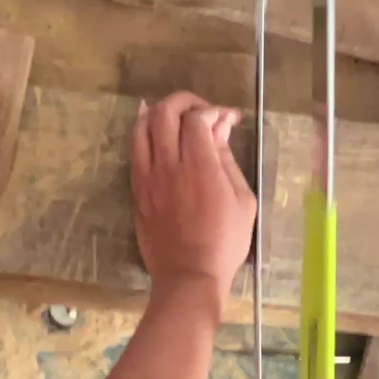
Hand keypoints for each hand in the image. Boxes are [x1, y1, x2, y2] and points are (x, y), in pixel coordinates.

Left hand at [130, 92, 257, 295]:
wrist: (188, 276)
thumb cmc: (225, 242)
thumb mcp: (243, 201)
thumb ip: (227, 160)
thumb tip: (220, 128)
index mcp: (199, 167)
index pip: (197, 119)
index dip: (214, 111)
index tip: (228, 119)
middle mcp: (168, 165)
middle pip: (165, 113)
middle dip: (185, 102)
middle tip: (201, 110)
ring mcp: (147, 178)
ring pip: (141, 128)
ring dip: (158, 112)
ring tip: (173, 113)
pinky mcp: (137, 191)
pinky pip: (134, 151)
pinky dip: (142, 133)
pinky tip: (150, 127)